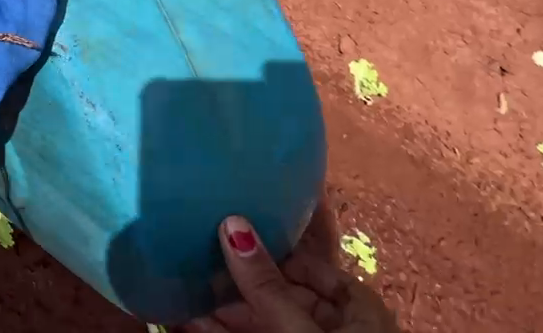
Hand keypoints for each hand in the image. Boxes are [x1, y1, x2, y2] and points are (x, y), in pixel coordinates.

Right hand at [186, 215, 398, 332]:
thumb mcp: (303, 329)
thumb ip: (268, 284)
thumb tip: (231, 220)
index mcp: (361, 310)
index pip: (314, 264)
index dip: (272, 248)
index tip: (229, 234)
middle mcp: (338, 324)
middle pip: (280, 289)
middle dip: (235, 279)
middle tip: (195, 262)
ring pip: (261, 315)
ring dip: (220, 306)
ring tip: (182, 294)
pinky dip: (221, 328)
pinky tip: (189, 320)